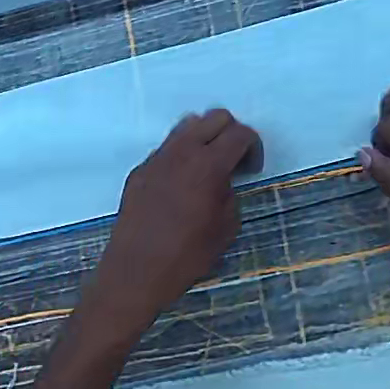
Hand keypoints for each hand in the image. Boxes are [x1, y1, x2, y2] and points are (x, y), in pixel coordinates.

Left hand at [81, 109, 261, 336]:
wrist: (135, 271)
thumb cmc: (187, 255)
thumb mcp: (226, 228)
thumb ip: (230, 193)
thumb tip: (223, 180)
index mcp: (208, 164)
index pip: (240, 133)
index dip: (253, 147)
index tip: (251, 170)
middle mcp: (182, 151)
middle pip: (215, 117)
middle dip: (231, 134)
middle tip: (234, 163)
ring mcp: (157, 157)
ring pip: (187, 125)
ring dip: (204, 138)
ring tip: (207, 168)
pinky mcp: (140, 169)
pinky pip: (167, 148)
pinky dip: (182, 155)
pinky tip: (181, 185)